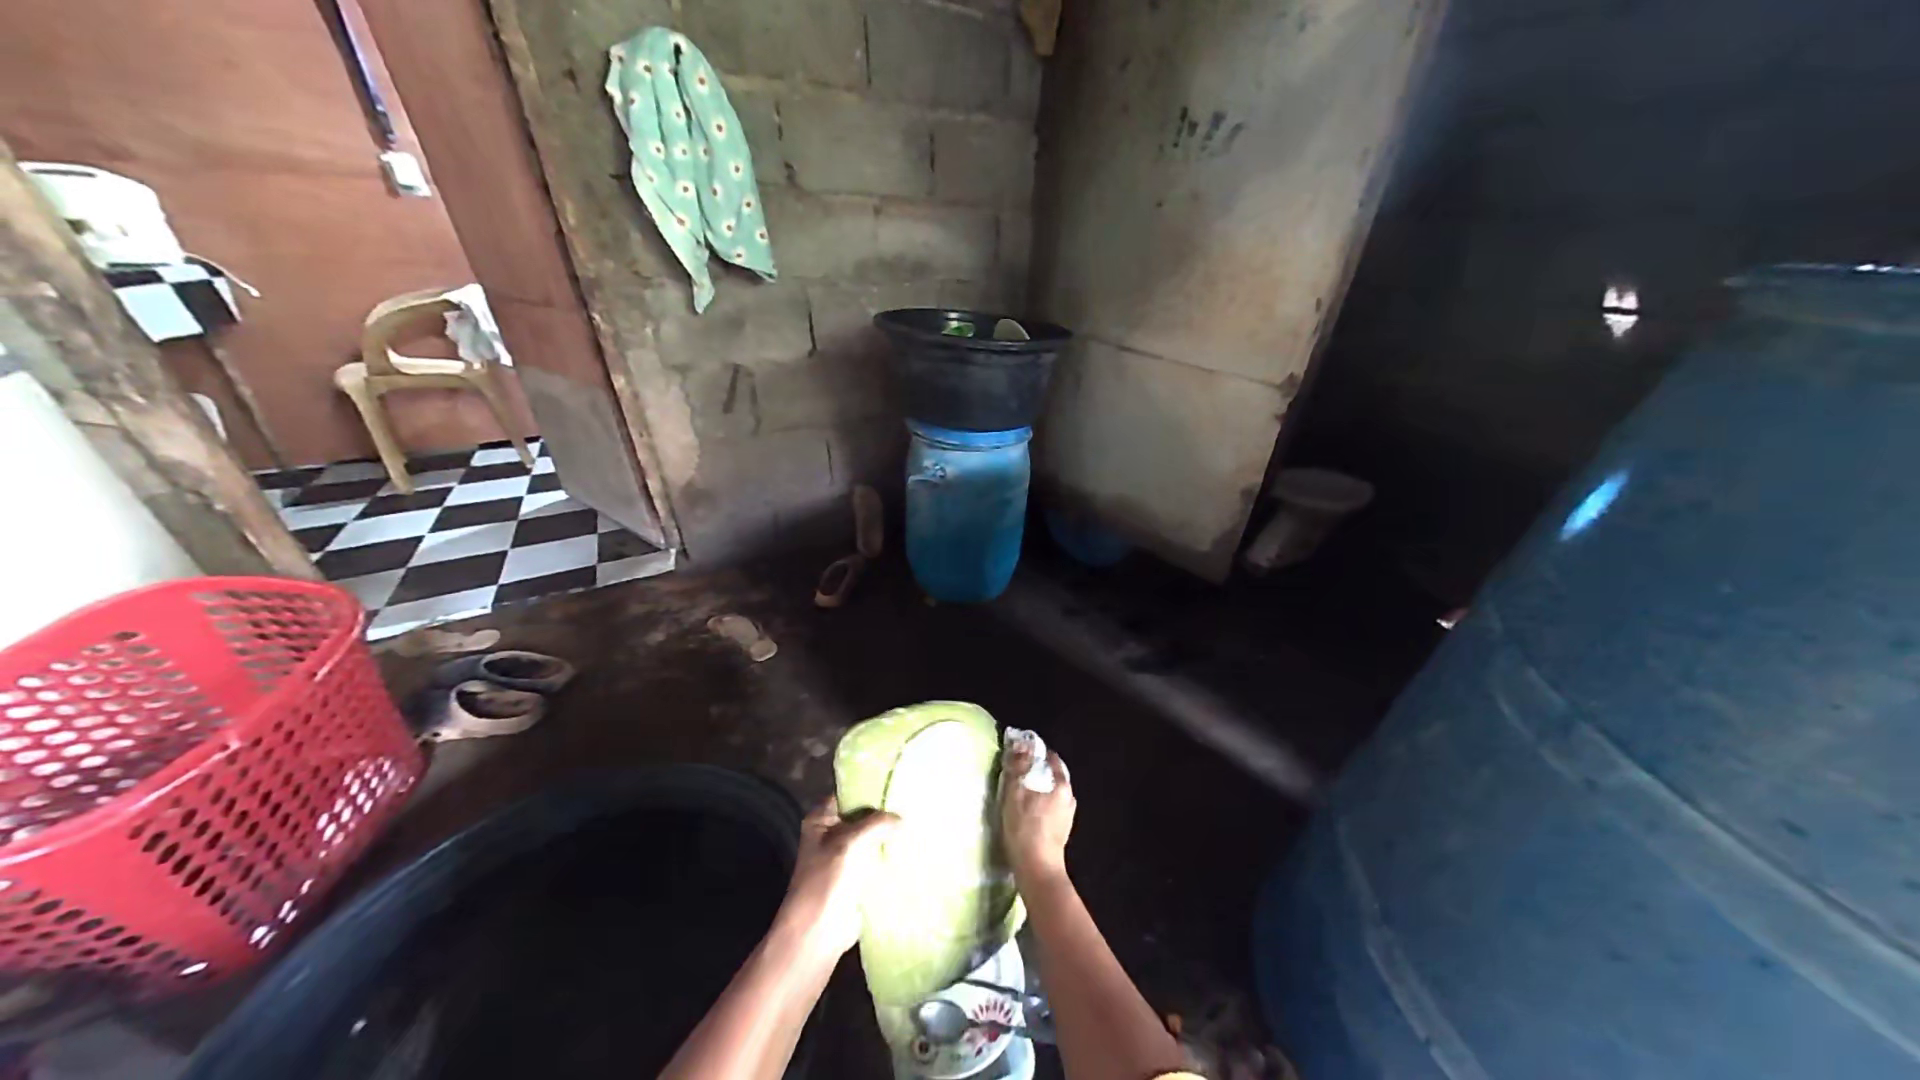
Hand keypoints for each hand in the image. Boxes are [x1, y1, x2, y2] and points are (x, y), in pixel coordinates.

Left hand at [779, 797, 899, 957]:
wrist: (817, 933)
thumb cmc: (827, 881)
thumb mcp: (850, 843)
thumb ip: (876, 824)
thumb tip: (900, 819)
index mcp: (821, 819)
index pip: (848, 793)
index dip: (870, 788)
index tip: (898, 782)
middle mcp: (832, 834)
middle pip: (863, 815)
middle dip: (885, 812)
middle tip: (915, 801)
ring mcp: (846, 856)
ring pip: (872, 838)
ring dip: (890, 835)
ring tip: (919, 822)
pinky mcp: (858, 877)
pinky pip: (878, 858)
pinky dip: (892, 855)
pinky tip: (913, 847)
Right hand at [1000, 745, 1074, 886]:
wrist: (1037, 870)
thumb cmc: (1025, 829)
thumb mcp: (1016, 793)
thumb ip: (1018, 766)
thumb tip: (1020, 743)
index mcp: (1062, 785)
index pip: (1050, 757)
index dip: (1034, 750)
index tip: (1019, 749)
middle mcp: (1069, 798)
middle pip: (1052, 775)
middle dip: (1035, 769)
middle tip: (1016, 767)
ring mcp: (1067, 815)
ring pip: (1051, 792)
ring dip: (1037, 787)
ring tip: (1018, 788)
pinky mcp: (1061, 830)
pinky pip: (1050, 806)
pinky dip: (1039, 802)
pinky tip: (1026, 809)